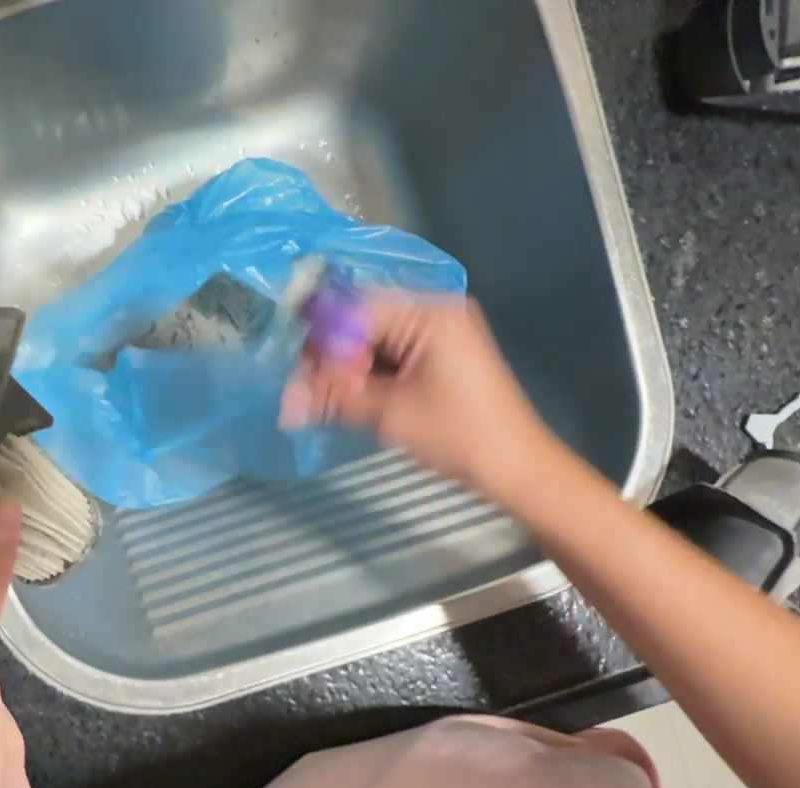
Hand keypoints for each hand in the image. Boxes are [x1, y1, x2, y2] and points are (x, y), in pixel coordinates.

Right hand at [281, 294, 558, 500]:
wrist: (513, 466)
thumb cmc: (457, 434)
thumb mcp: (389, 414)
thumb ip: (335, 398)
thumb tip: (286, 402)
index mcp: (428, 313)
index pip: (355, 310)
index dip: (320, 341)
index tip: (294, 376)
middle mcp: (432, 312)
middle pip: (361, 323)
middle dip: (329, 361)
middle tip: (300, 398)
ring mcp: (436, 335)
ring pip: (371, 343)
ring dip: (344, 373)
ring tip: (316, 404)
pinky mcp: (436, 358)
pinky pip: (388, 358)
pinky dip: (365, 379)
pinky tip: (344, 401)